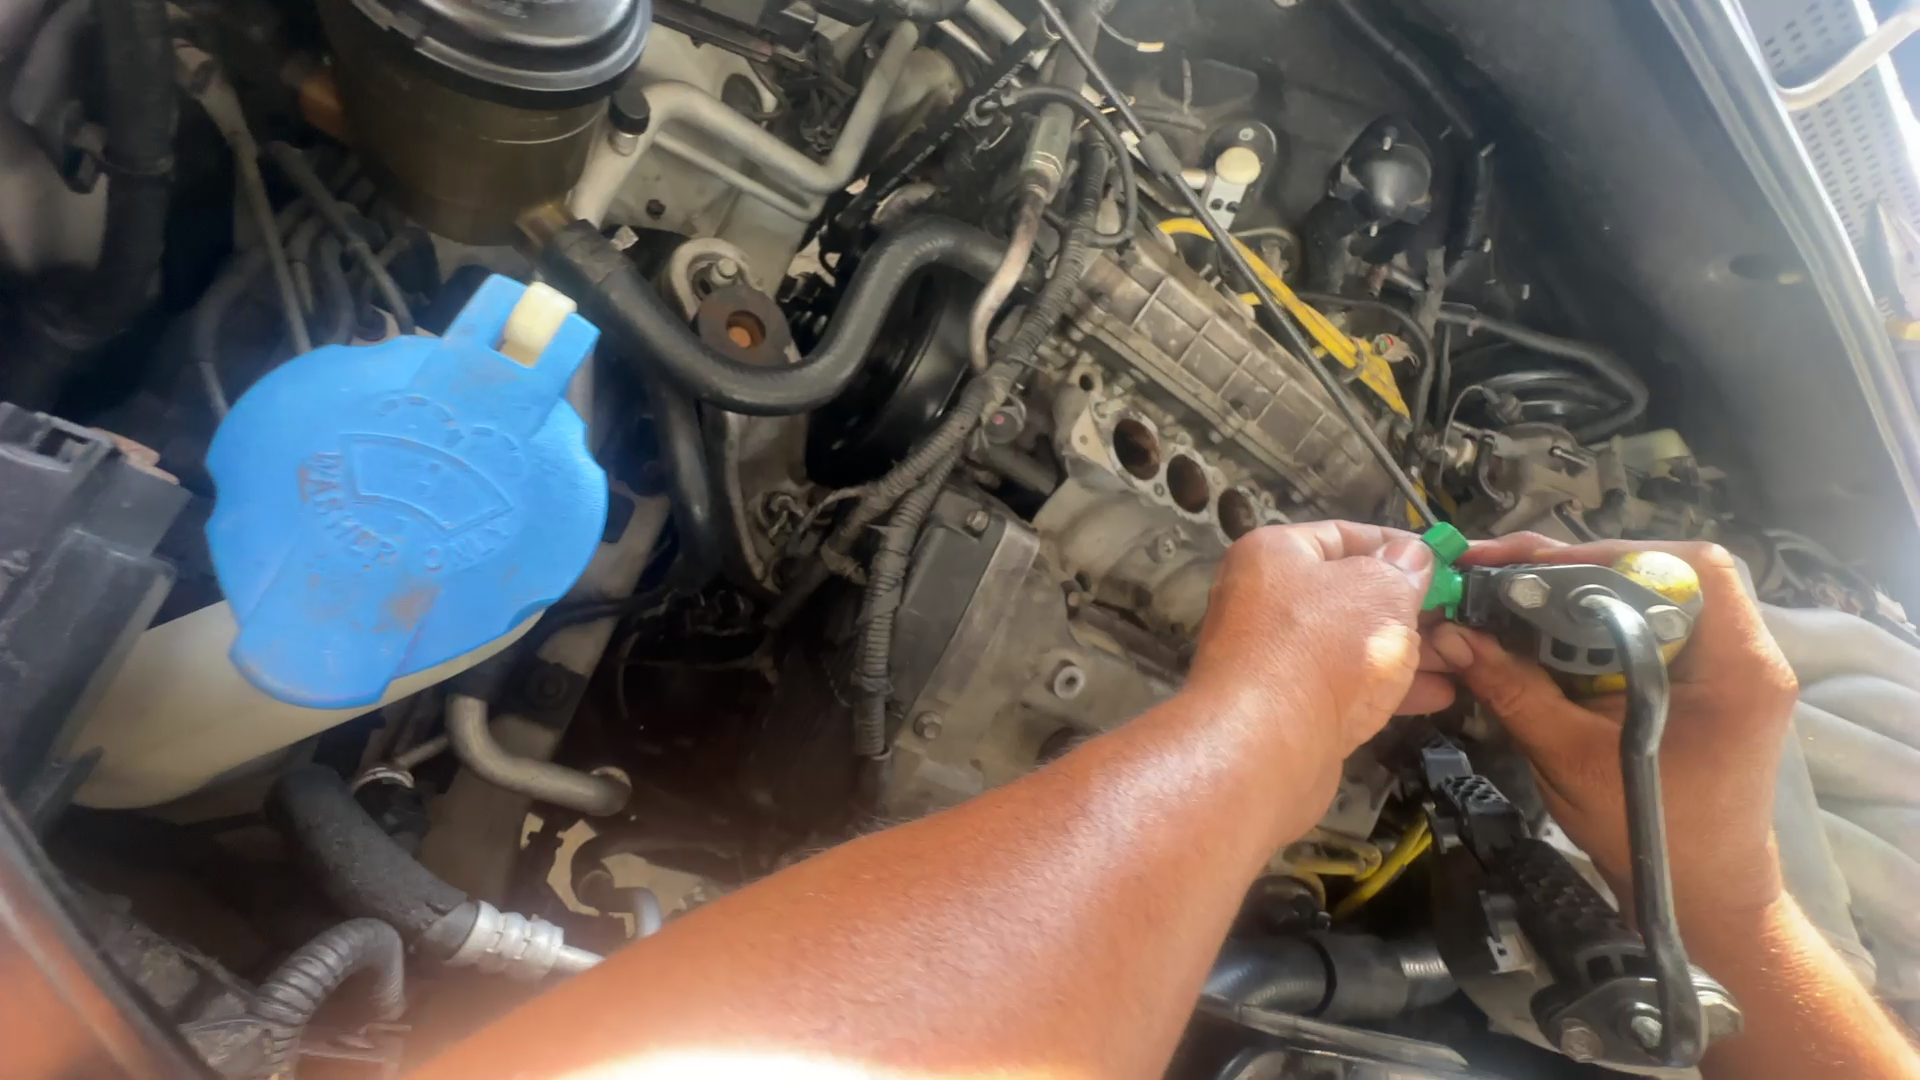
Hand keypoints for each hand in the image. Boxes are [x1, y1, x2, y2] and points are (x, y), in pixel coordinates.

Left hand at [1186, 522, 1437, 785]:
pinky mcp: (1281, 699)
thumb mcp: (1379, 592)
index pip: (1342, 534)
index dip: (1399, 544)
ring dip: (1406, 646)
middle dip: (1408, 602)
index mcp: (1272, 553)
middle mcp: (1261, 595)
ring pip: (1348, 639)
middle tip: (1464, 614)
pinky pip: (1340, 680)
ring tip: (1463, 655)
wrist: (1262, 743)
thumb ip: (1402, 569)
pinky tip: (1438, 693)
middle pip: (1345, 589)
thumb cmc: (1321, 648)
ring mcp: (1268, 650)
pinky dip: (1385, 683)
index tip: (1448, 558)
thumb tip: (1412, 554)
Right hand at [1428, 535, 1797, 922]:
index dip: (1604, 554)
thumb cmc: (1651, 829)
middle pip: (1648, 573)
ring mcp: (1700, 665)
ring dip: (1556, 593)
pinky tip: (1515, 630)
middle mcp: (1726, 652)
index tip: (1527, 568)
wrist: (1696, 890)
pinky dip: (1562, 622)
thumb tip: (1447, 633)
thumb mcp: (1569, 754)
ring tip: (1489, 594)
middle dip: (1562, 567)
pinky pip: (1615, 628)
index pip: (1687, 569)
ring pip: (1625, 597)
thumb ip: (1511, 688)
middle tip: (1486, 572)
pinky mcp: (1672, 679)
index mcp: (1732, 667)